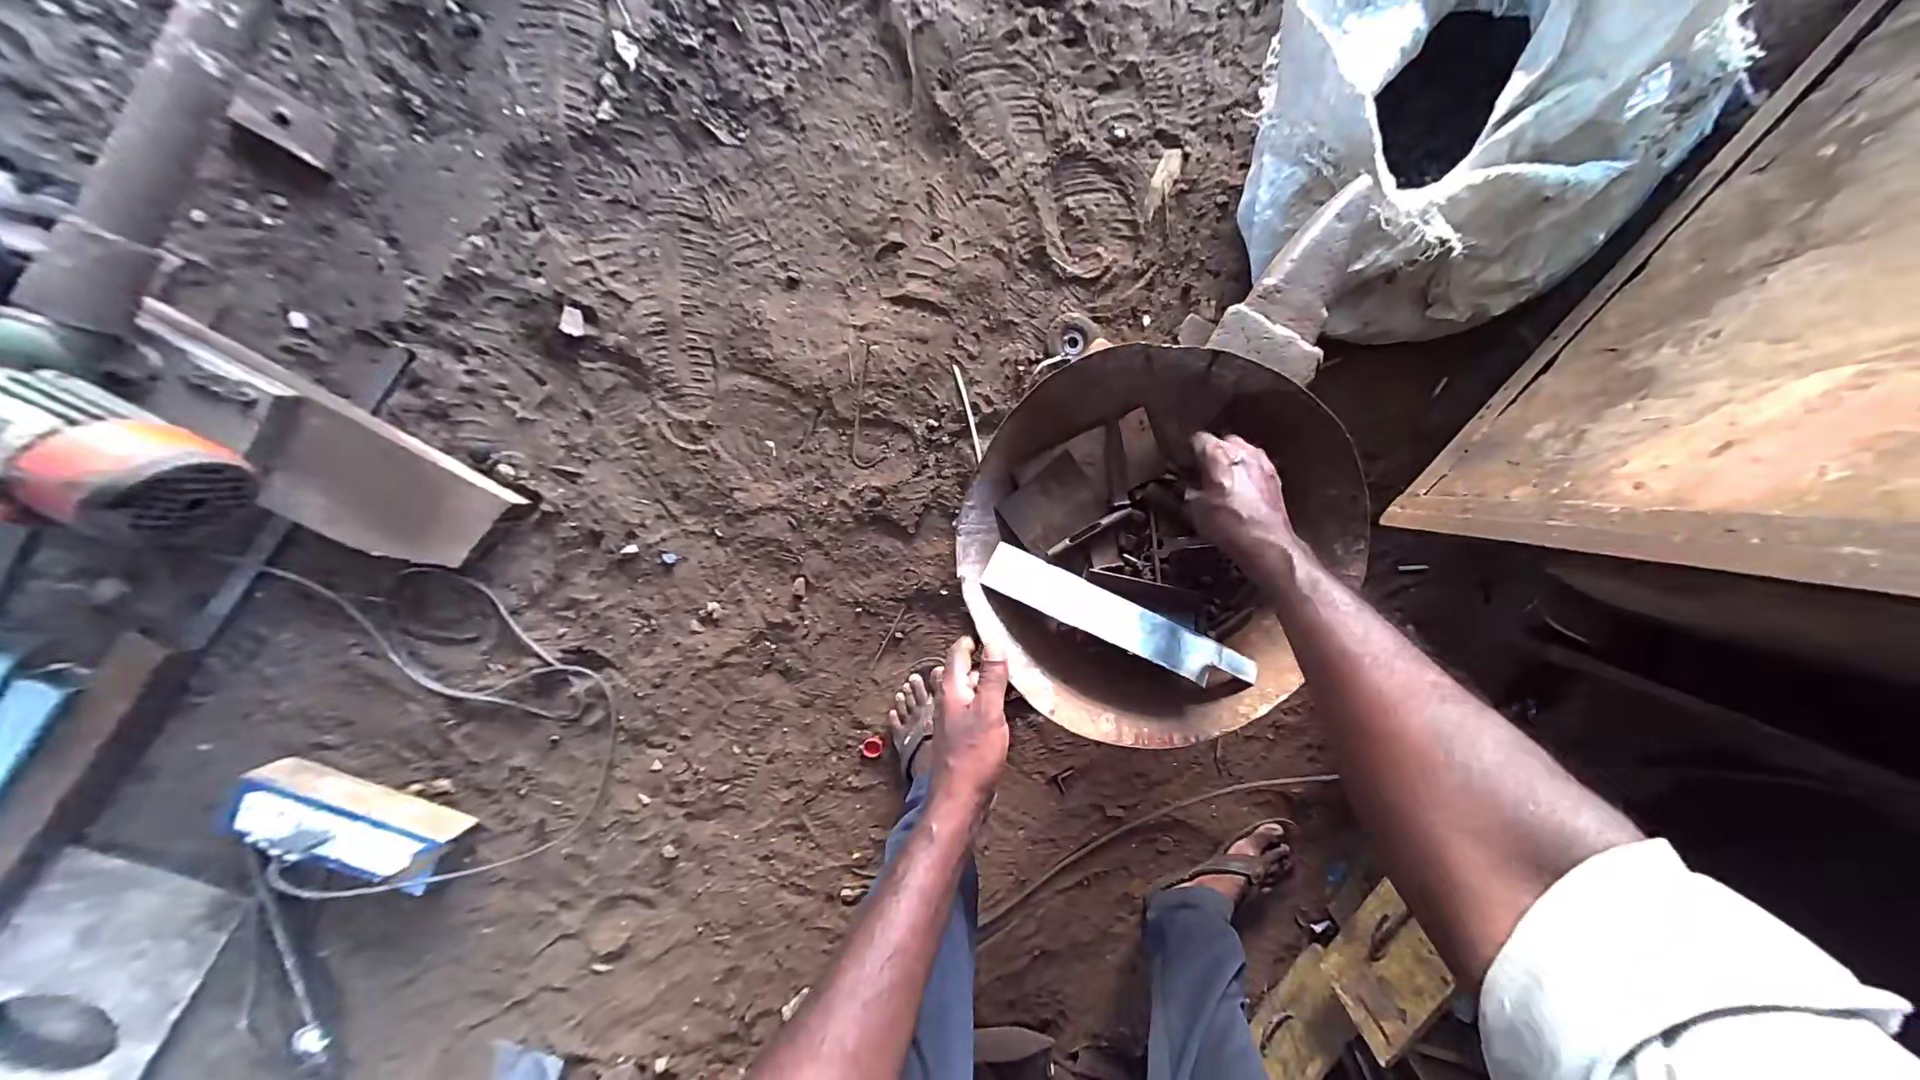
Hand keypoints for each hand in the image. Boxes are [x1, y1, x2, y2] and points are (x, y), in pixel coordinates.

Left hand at [930, 636, 1009, 810]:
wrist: (960, 799)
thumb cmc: (973, 756)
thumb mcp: (988, 711)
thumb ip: (991, 678)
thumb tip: (993, 645)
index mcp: (952, 690)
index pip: (957, 653)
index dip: (973, 640)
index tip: (992, 632)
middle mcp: (949, 701)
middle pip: (965, 671)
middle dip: (985, 661)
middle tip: (1010, 655)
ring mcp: (955, 719)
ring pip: (973, 691)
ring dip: (990, 683)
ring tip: (1016, 679)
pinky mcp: (963, 736)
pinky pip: (977, 710)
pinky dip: (992, 703)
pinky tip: (1009, 709)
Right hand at [1186, 432, 1302, 563]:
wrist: (1266, 542)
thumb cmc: (1228, 524)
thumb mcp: (1193, 509)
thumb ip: (1181, 491)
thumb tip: (1172, 486)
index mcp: (1218, 453)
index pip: (1197, 439)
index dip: (1186, 452)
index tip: (1181, 465)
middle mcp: (1242, 450)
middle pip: (1221, 442)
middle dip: (1210, 455)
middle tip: (1199, 474)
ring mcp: (1261, 461)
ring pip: (1240, 452)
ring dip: (1229, 462)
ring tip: (1220, 482)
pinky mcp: (1274, 476)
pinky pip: (1254, 466)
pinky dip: (1245, 473)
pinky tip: (1240, 492)